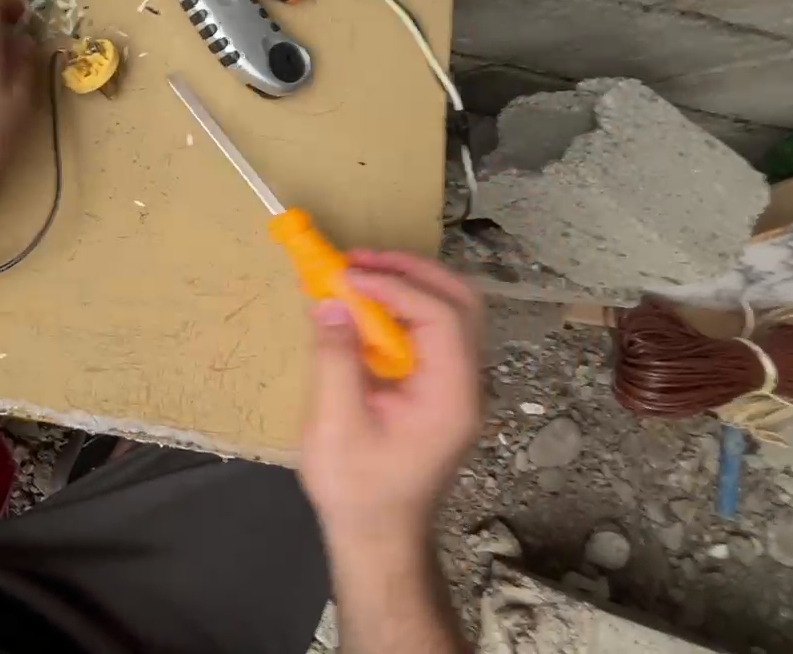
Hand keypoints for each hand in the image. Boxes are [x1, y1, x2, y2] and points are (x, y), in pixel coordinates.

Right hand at [299, 250, 480, 558]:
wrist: (376, 533)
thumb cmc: (357, 486)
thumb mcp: (336, 425)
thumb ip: (335, 360)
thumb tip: (329, 301)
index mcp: (450, 396)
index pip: (441, 317)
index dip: (394, 286)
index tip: (343, 275)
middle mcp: (462, 384)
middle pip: (459, 304)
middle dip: (409, 271)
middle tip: (355, 259)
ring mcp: (448, 384)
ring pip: (445, 312)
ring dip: (401, 282)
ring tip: (350, 273)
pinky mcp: (428, 386)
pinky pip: (422, 330)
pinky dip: (391, 305)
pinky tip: (354, 306)